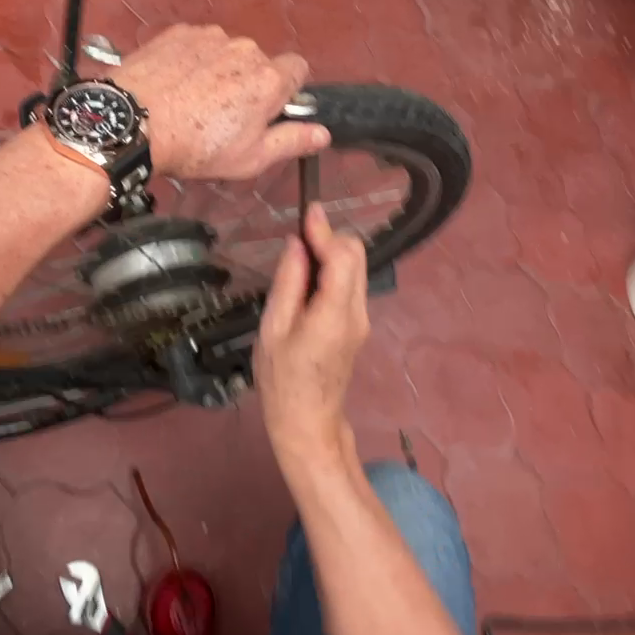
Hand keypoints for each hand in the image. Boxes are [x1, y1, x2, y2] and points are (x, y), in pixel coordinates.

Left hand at [110, 25, 328, 179]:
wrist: (131, 122)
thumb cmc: (196, 147)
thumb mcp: (250, 158)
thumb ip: (291, 141)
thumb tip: (324, 133)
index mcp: (269, 79)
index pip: (299, 69)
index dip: (287, 90)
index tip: (267, 111)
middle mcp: (245, 49)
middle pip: (259, 62)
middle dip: (248, 83)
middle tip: (222, 115)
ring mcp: (210, 36)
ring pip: (227, 53)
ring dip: (219, 70)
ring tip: (192, 100)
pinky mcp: (179, 32)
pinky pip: (197, 44)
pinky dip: (192, 60)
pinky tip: (174, 84)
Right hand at [255, 204, 369, 468]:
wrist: (307, 423)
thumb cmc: (282, 380)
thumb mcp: (273, 329)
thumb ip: (288, 283)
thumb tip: (296, 244)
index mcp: (334, 313)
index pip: (342, 257)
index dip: (325, 231)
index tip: (308, 210)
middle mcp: (357, 312)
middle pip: (356, 256)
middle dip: (330, 239)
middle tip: (298, 239)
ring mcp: (361, 319)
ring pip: (356, 268)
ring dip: (331, 255)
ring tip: (298, 260)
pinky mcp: (357, 325)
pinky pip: (350, 285)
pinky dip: (333, 272)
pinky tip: (307, 281)